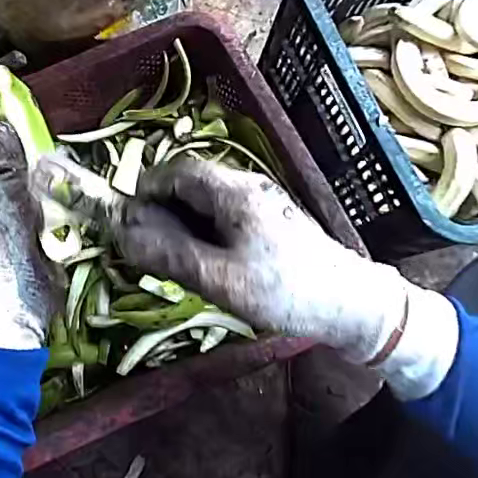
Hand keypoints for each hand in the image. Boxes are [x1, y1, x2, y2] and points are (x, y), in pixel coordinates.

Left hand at [0, 119, 63, 350]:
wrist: (9, 329)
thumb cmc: (0, 273)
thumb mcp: (3, 217)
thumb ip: (5, 173)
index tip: (16, 98)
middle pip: (7, 161)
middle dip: (26, 143)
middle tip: (48, 130)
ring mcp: (9, 221)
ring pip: (26, 182)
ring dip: (42, 169)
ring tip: (62, 158)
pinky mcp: (29, 238)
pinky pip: (41, 205)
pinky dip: (53, 195)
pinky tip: (69, 190)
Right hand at [108, 156, 457, 399]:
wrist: (353, 306)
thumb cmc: (285, 290)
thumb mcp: (220, 279)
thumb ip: (169, 254)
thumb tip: (124, 234)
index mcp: (233, 191)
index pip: (175, 172)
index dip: (145, 191)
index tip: (128, 221)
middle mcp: (246, 185)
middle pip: (189, 182)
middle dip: (161, 208)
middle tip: (148, 244)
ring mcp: (260, 200)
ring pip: (205, 198)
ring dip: (181, 219)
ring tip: (173, 255)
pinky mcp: (269, 217)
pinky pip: (223, 212)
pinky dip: (203, 227)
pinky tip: (205, 258)